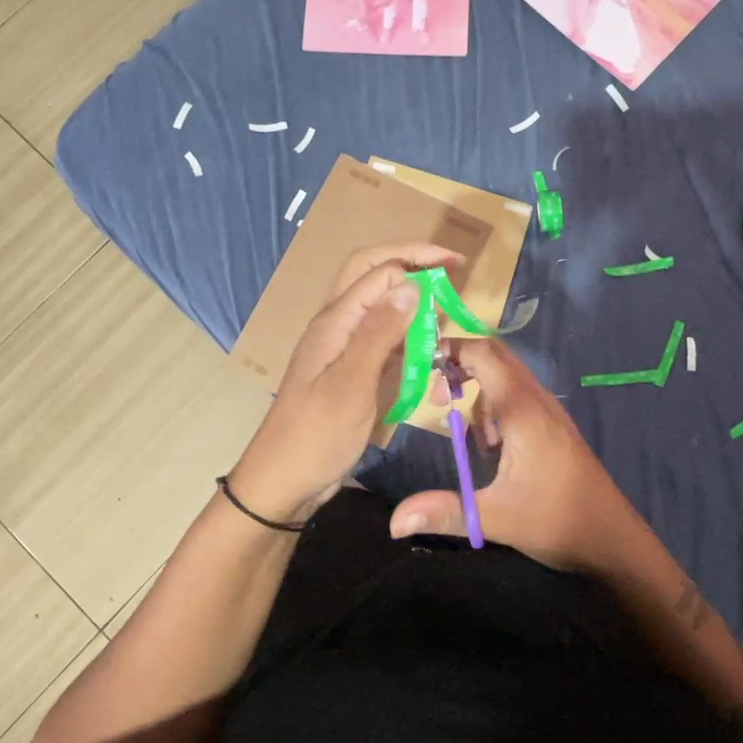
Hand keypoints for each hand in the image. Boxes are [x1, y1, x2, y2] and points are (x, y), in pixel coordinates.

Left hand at [228, 244, 460, 521]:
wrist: (284, 483)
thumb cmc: (315, 436)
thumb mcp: (351, 385)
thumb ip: (380, 333)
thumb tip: (410, 284)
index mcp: (336, 321)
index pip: (379, 269)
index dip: (417, 259)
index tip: (458, 268)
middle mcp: (340, 326)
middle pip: (375, 276)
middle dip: (414, 267)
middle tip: (454, 272)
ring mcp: (347, 350)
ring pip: (384, 309)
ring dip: (416, 307)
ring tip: (450, 319)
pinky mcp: (356, 373)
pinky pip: (388, 344)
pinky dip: (412, 343)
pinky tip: (434, 358)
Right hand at [388, 338, 643, 570]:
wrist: (612, 540)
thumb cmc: (555, 521)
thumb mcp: (494, 517)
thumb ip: (444, 511)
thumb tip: (394, 522)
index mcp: (523, 410)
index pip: (485, 354)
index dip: (452, 349)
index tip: (420, 363)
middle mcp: (537, 402)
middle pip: (496, 359)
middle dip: (462, 367)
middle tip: (435, 397)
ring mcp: (550, 414)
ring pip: (507, 380)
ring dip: (478, 393)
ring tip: (460, 432)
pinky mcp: (554, 430)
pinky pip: (518, 400)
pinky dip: (495, 410)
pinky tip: (489, 448)